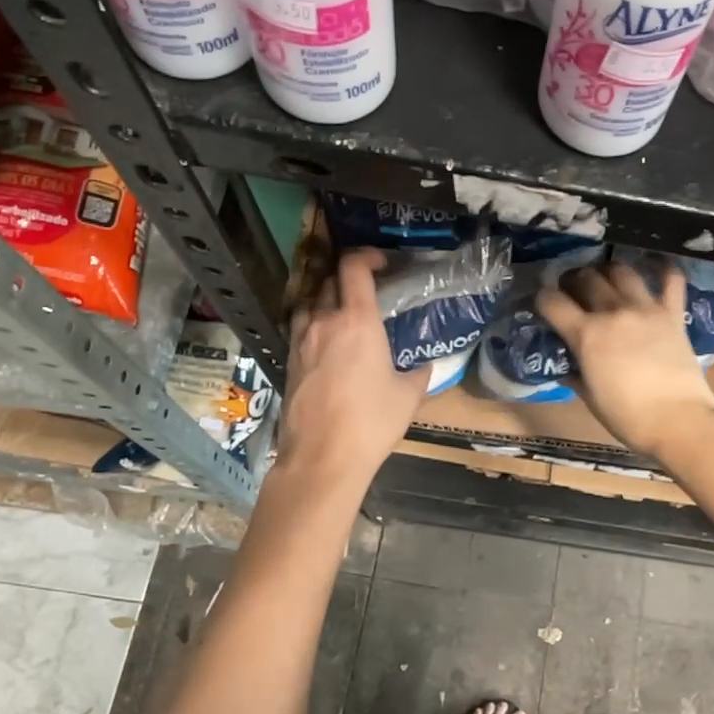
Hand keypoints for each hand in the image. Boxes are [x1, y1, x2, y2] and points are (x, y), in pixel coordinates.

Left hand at [276, 249, 428, 483]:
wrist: (323, 457)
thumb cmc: (372, 422)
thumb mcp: (408, 396)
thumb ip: (418, 373)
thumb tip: (425, 365)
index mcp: (356, 321)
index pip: (354, 267)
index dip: (367, 256)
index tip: (382, 263)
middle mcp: (324, 322)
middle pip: (330, 281)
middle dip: (349, 278)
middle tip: (369, 289)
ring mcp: (301, 341)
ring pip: (310, 302)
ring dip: (327, 298)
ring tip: (345, 312)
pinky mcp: (288, 361)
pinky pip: (300, 327)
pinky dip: (314, 323)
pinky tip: (328, 342)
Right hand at [537, 259, 713, 460]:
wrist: (679, 421)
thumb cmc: (629, 418)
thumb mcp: (590, 398)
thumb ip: (576, 373)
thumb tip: (567, 365)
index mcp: (587, 335)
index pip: (552, 302)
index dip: (542, 299)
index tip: (544, 305)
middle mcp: (613, 312)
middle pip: (586, 278)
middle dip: (573, 280)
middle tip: (573, 291)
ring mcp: (646, 309)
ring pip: (621, 270)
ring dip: (608, 271)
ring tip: (607, 280)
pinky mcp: (673, 314)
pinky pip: (671, 279)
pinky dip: (663, 270)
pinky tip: (656, 269)